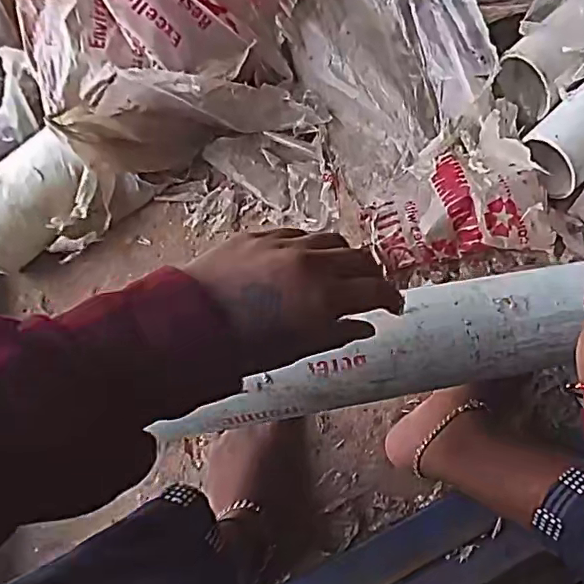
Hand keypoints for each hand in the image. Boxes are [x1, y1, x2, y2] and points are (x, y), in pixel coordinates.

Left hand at [183, 229, 403, 374]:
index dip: (392, 299)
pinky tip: (304, 260)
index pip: (376, 290)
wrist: (188, 325)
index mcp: (325, 298)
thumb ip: (337, 334)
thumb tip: (365, 327)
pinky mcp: (259, 236)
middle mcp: (311, 264)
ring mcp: (284, 245)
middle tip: (372, 288)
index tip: (394, 307)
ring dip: (343, 256)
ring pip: (331, 240)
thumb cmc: (243, 349)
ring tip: (340, 271)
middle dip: (372, 275)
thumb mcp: (297, 349)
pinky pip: (298, 234)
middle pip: (360, 258)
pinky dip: (311, 247)